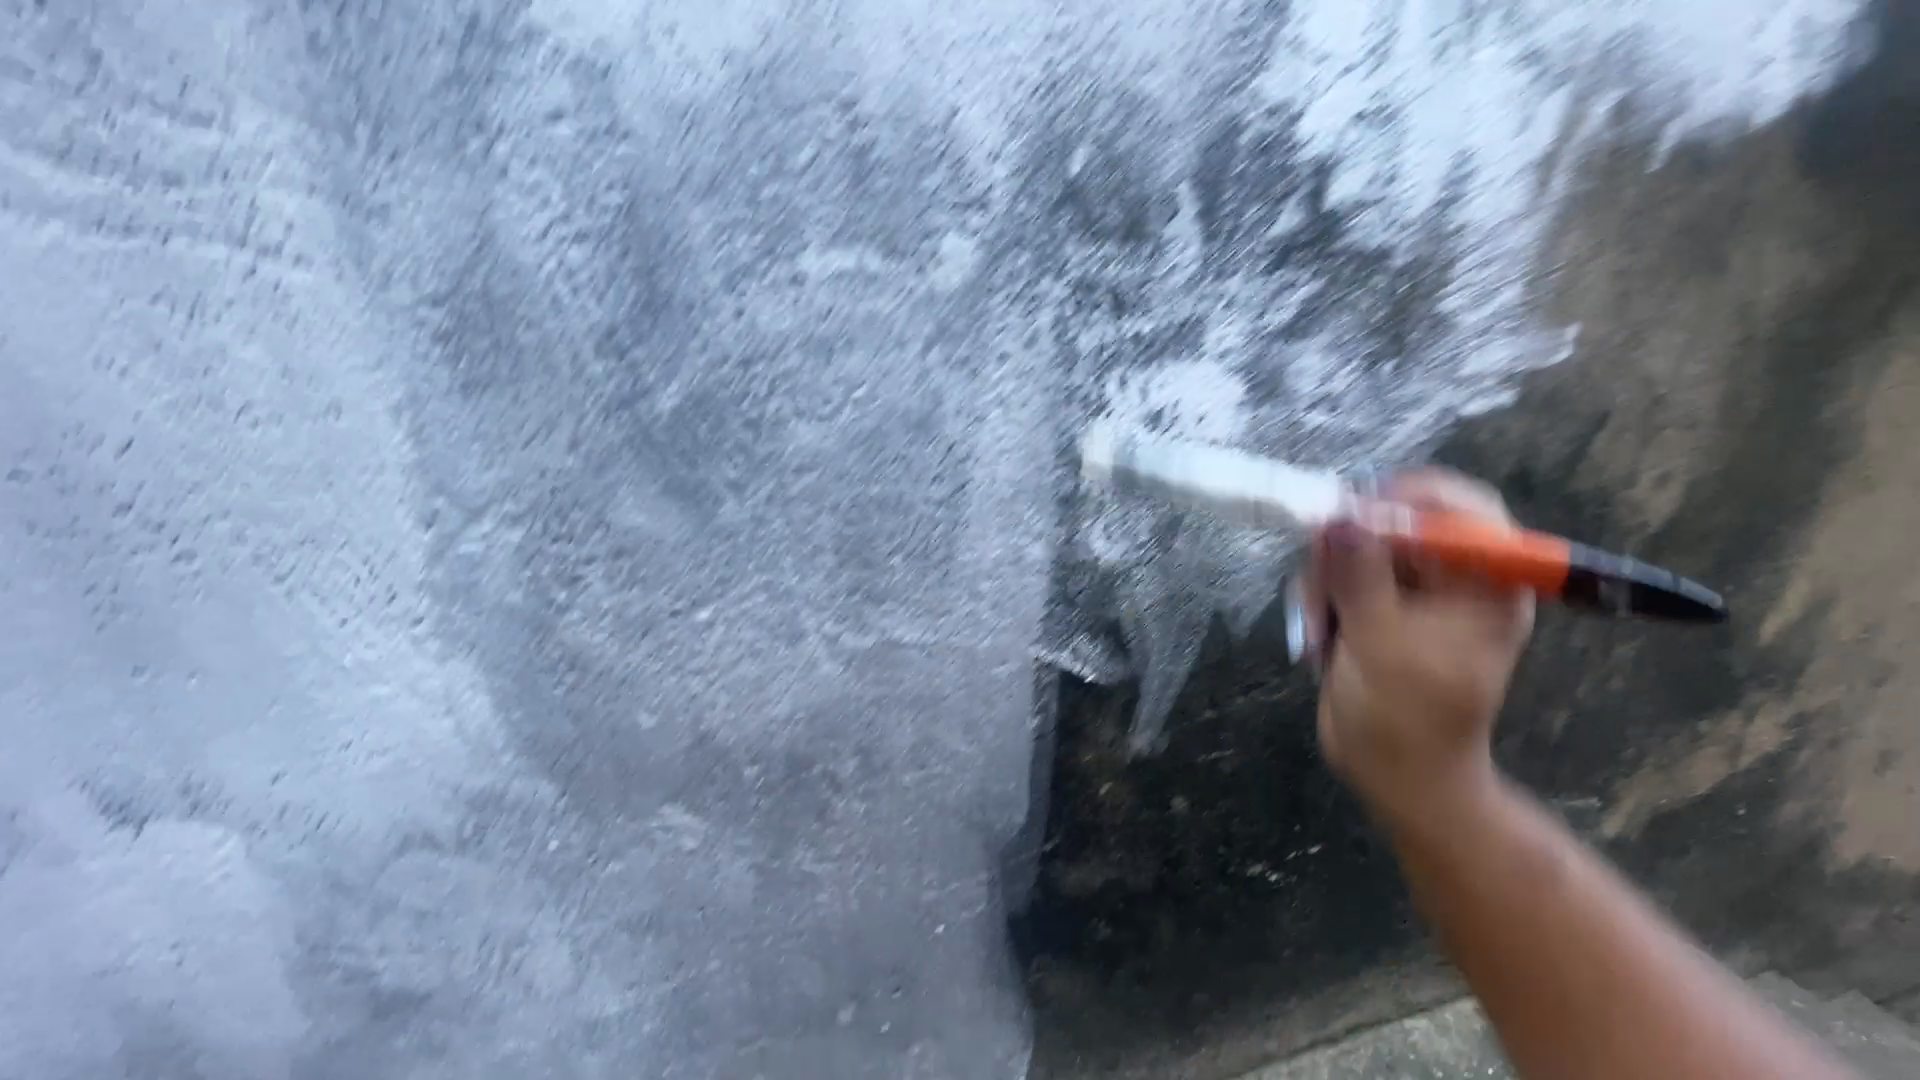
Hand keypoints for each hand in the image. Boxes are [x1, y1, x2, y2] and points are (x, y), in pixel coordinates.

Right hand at [1305, 468, 1535, 827]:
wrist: (1392, 774)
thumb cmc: (1406, 716)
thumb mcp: (1380, 641)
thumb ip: (1357, 573)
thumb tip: (1336, 515)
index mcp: (1485, 584)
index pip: (1463, 510)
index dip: (1411, 497)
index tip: (1354, 508)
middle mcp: (1452, 579)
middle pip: (1396, 523)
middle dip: (1348, 551)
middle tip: (1320, 577)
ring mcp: (1410, 593)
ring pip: (1355, 548)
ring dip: (1324, 583)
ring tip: (1319, 630)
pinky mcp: (1374, 607)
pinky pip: (1337, 576)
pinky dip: (1319, 600)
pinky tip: (1319, 640)